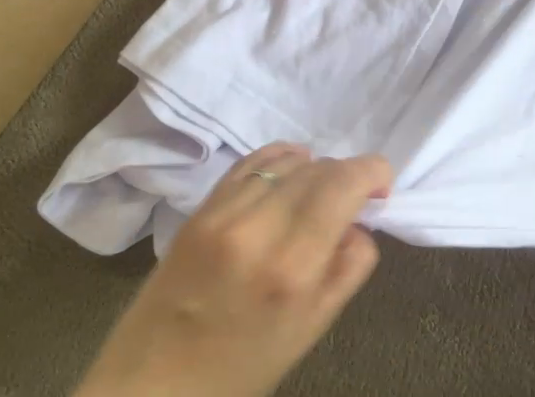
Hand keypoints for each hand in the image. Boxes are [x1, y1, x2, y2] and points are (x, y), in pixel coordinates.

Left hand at [75, 143, 393, 396]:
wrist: (153, 387)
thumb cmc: (244, 365)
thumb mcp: (315, 325)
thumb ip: (351, 265)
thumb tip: (359, 221)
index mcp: (293, 267)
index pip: (345, 183)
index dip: (374, 172)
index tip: (381, 187)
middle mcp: (258, 230)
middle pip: (321, 168)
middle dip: (346, 175)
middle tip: (350, 202)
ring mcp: (222, 216)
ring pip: (288, 161)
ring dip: (314, 169)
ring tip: (314, 195)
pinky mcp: (198, 212)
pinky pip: (251, 163)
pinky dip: (279, 161)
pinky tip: (286, 177)